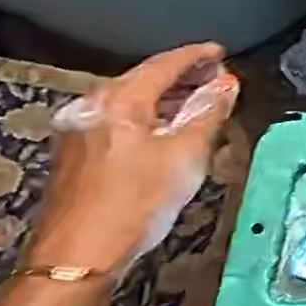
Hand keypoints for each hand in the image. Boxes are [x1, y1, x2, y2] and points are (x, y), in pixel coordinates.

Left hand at [24, 43, 239, 272]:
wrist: (79, 253)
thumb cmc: (138, 200)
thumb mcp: (185, 154)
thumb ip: (208, 113)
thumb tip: (226, 83)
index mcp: (118, 101)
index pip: (163, 65)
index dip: (195, 56)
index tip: (220, 51)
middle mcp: (92, 107)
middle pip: (143, 79)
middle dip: (182, 75)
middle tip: (216, 75)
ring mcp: (80, 130)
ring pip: (131, 101)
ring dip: (167, 97)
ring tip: (199, 100)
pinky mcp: (78, 154)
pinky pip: (122, 120)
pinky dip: (151, 116)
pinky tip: (168, 129)